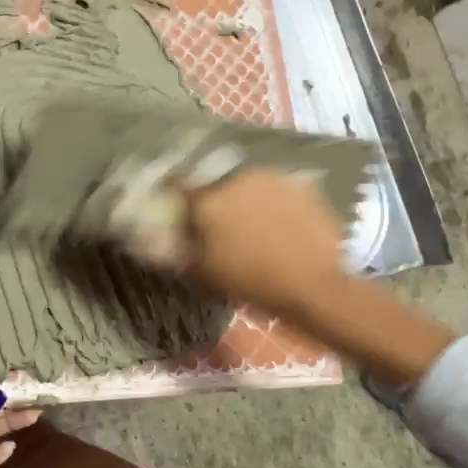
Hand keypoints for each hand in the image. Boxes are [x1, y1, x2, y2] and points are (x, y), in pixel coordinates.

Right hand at [185, 169, 346, 312]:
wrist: (316, 288)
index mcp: (207, 199)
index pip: (178, 183)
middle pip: (217, 183)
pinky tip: (283, 224)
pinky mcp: (303, 186)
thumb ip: (176, 249)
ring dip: (247, 198)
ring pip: (249, 184)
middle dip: (216, 198)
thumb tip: (152, 237)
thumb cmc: (252, 283)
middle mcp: (237, 179)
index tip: (175, 203)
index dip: (173, 192)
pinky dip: (276, 202)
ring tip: (256, 224)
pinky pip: (279, 190)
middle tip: (222, 223)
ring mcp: (273, 179)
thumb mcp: (203, 274)